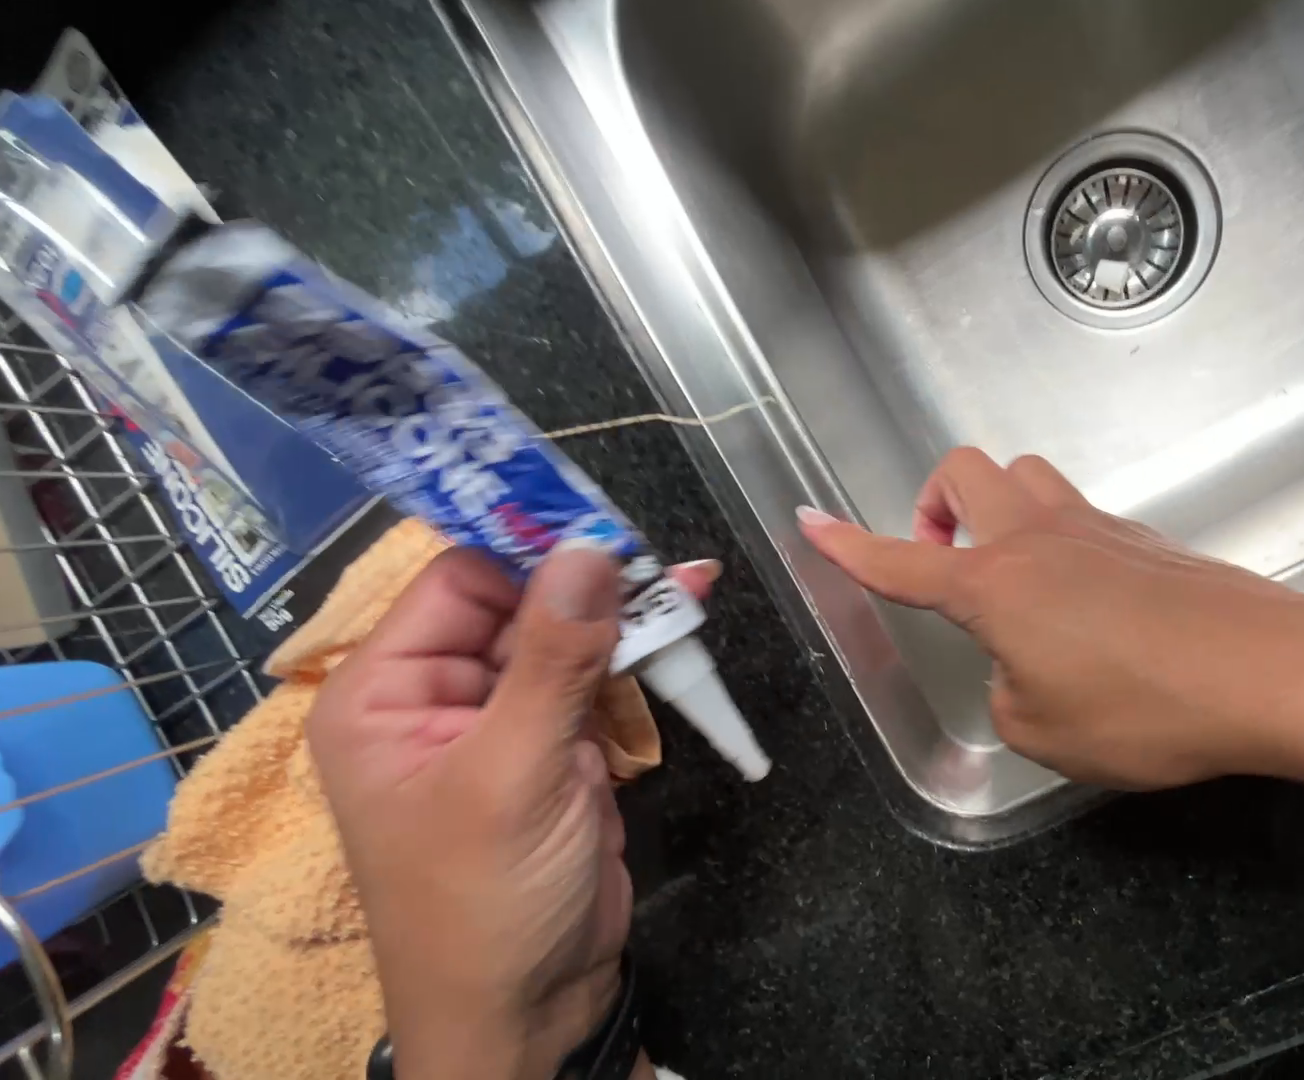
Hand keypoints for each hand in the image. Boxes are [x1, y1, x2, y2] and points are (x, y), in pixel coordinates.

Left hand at [307, 546, 716, 1079]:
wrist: (535, 1001)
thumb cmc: (489, 896)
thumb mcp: (515, 773)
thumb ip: (555, 658)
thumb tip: (590, 549)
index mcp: (390, 692)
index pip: (457, 582)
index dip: (526, 545)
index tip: (601, 519)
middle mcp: (445, 692)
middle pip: (524, 602)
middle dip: (592, 580)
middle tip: (659, 552)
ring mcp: (512, 715)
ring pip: (573, 635)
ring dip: (628, 613)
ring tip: (690, 581)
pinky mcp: (566, 739)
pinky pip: (602, 676)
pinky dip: (643, 653)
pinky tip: (683, 620)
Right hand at [798, 448, 1303, 826]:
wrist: (1267, 673)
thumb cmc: (1143, 709)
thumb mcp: (1044, 731)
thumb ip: (1010, 691)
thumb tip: (1022, 664)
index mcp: (994, 583)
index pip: (900, 560)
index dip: (847, 547)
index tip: (810, 521)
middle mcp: (1038, 536)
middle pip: (964, 469)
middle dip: (936, 504)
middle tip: (949, 562)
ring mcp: (1096, 526)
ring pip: (1024, 474)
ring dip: (997, 507)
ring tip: (1011, 574)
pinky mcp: (1144, 537)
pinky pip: (1076, 512)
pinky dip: (1055, 539)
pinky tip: (1081, 601)